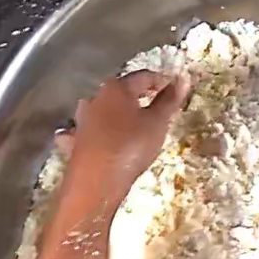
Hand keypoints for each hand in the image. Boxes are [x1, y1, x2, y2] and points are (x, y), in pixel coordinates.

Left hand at [58, 70, 190, 209]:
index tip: (175, 89)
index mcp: (117, 88)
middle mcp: (96, 98)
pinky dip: (101, 129)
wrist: (96, 182)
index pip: (144, 76)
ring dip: (119, 111)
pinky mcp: (76, 140)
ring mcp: (83, 119)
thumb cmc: (131, 146)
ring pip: (105, 108)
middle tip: (158, 106)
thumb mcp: (157, 122)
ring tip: (135, 121)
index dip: (162, 81)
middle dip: (140, 96)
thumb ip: (169, 100)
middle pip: (122, 90)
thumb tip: (182, 79)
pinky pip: (92, 129)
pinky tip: (104, 137)